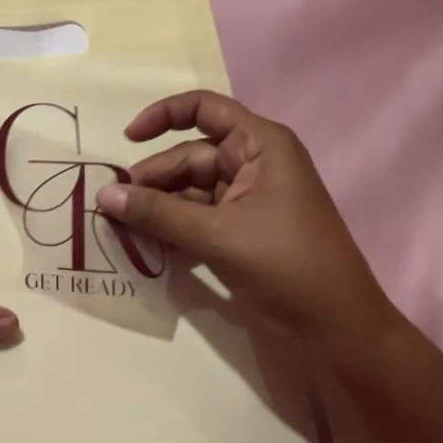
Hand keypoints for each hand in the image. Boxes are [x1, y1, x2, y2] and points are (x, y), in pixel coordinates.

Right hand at [95, 90, 396, 340]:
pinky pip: (199, 216)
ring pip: (190, 189)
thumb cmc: (288, 266)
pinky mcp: (244, 230)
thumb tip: (102, 195)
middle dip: (152, 178)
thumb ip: (157, 213)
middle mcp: (254, 162)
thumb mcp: (217, 235)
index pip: (203, 108)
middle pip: (189, 155)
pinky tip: (145, 243)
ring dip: (158, 206)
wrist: (340, 333)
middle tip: (111, 206)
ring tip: (121, 227)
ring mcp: (250, 198)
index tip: (126, 140)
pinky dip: (173, 226)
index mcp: (260, 144)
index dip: (162, 115)